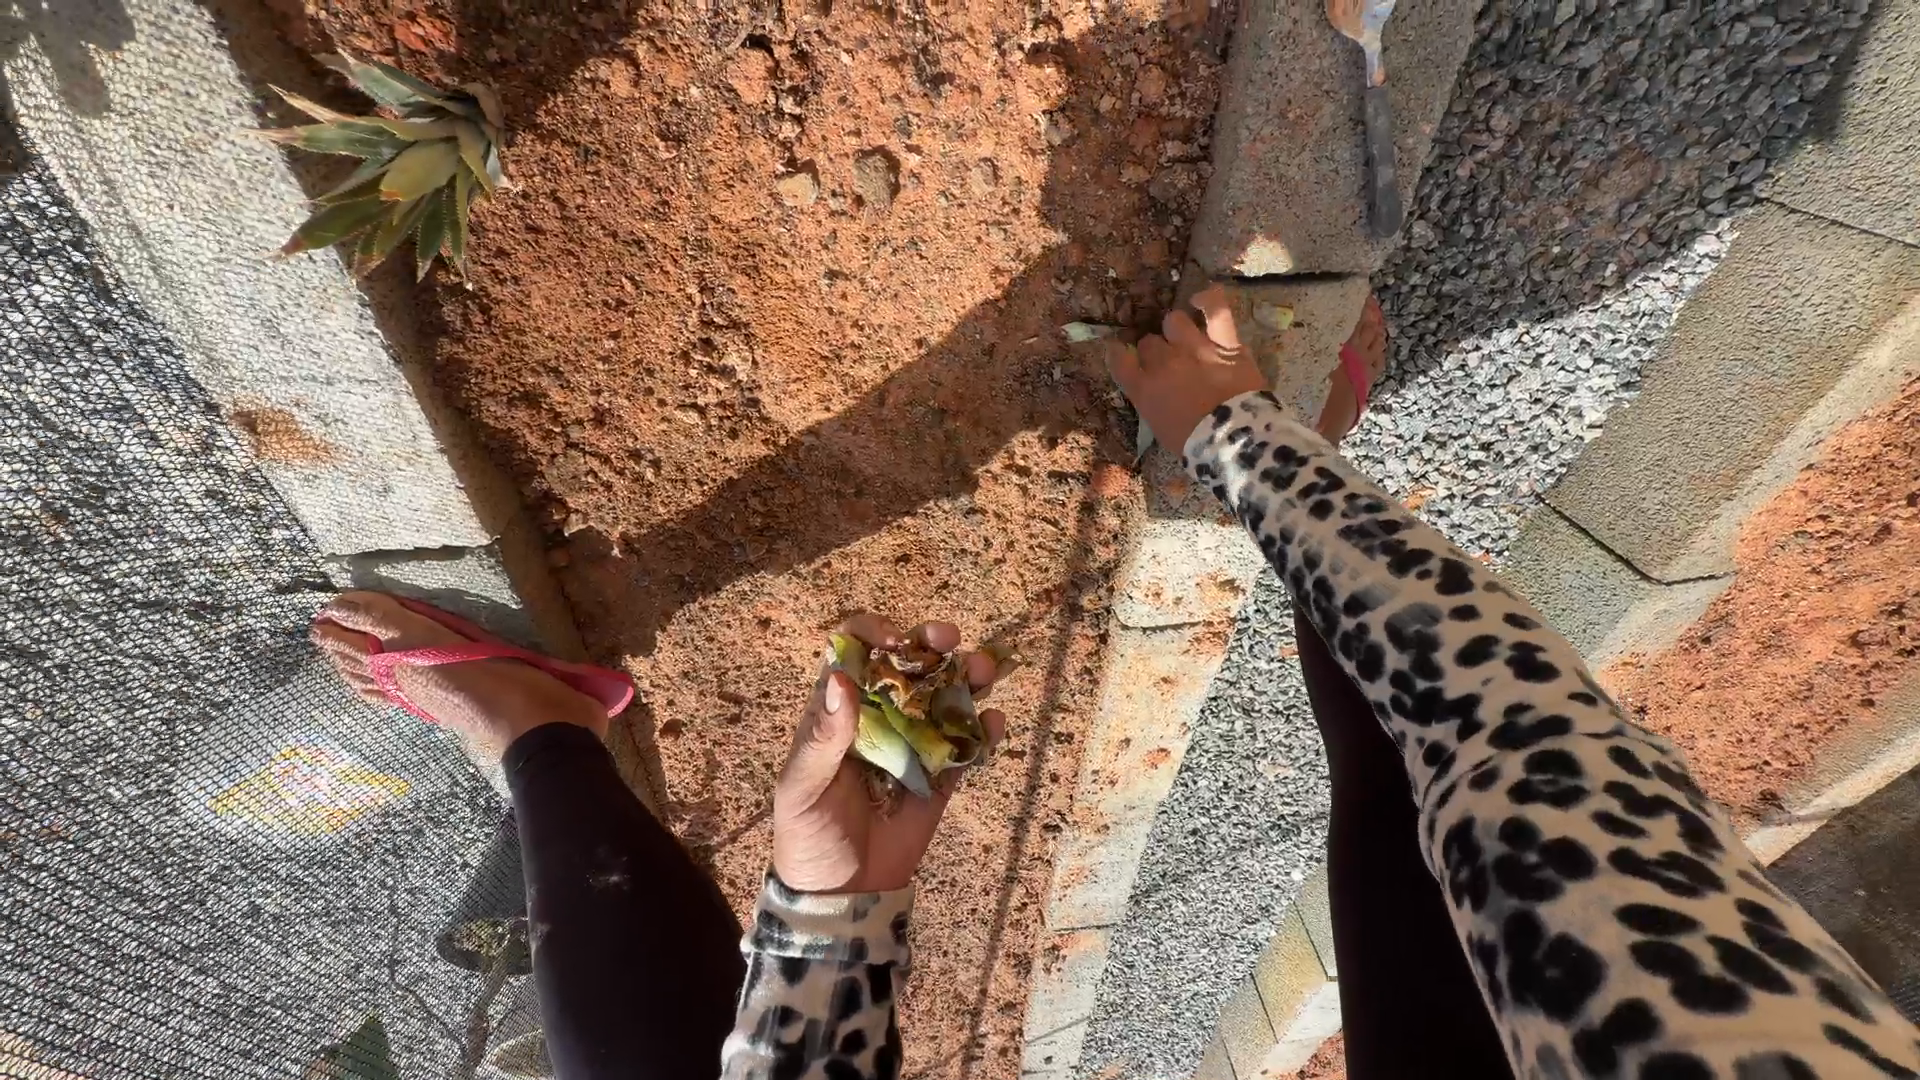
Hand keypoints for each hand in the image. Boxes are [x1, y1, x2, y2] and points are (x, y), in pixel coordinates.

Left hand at [772, 614, 1007, 893]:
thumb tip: (842, 679)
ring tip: (983, 670)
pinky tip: (993, 723)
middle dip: (930, 643)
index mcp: (839, 710)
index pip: (855, 653)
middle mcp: (880, 716)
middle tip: (949, 639)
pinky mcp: (942, 775)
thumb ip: (823, 738)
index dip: (872, 635)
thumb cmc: (809, 836)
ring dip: (967, 676)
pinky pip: (967, 745)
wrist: (842, 897)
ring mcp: (914, 743)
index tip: (894, 641)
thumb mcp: (801, 788)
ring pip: (944, 696)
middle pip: (908, 665)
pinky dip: (984, 730)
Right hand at [1107, 284, 1268, 451]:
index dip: (1119, 355)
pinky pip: (1216, 309)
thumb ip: (1151, 403)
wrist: (1232, 439)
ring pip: (1174, 321)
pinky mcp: (1225, 342)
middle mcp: (1163, 363)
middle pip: (1149, 343)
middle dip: (1154, 351)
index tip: (1121, 355)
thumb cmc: (1194, 443)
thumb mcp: (1160, 429)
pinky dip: (1208, 301)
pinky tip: (1200, 301)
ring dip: (1176, 330)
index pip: (1119, 360)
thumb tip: (1154, 393)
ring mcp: (1194, 348)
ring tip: (1184, 338)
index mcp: (1144, 389)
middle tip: (1166, 363)